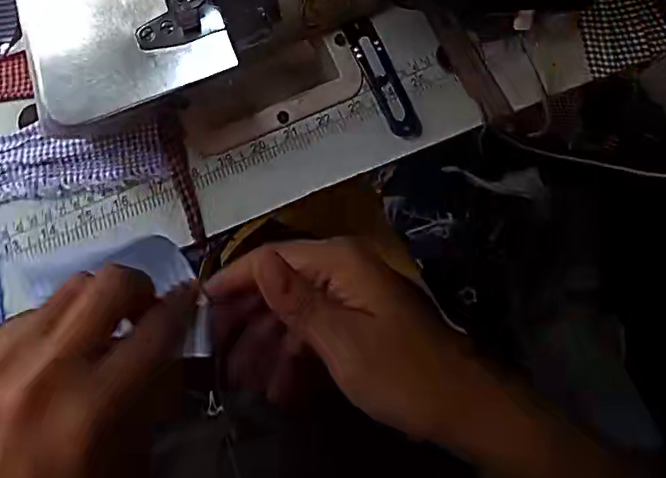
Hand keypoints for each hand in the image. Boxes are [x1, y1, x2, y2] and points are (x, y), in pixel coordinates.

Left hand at [0, 266, 196, 477]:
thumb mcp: (121, 463)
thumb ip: (150, 399)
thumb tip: (171, 345)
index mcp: (86, 412)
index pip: (155, 329)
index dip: (182, 306)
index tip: (187, 298)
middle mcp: (43, 375)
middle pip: (109, 283)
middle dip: (137, 289)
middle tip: (141, 309)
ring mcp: (2, 361)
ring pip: (70, 288)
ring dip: (92, 306)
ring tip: (95, 334)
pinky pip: (29, 313)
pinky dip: (50, 327)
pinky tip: (51, 357)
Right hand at [207, 238, 635, 477]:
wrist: (465, 407)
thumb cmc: (401, 371)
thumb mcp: (341, 341)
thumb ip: (296, 300)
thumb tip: (258, 259)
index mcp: (338, 260)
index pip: (273, 257)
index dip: (235, 278)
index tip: (200, 302)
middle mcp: (342, 267)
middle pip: (281, 282)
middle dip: (247, 317)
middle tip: (214, 349)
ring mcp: (351, 294)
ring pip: (295, 309)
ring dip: (268, 343)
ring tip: (240, 378)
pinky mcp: (358, 320)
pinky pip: (316, 328)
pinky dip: (295, 354)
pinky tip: (278, 386)